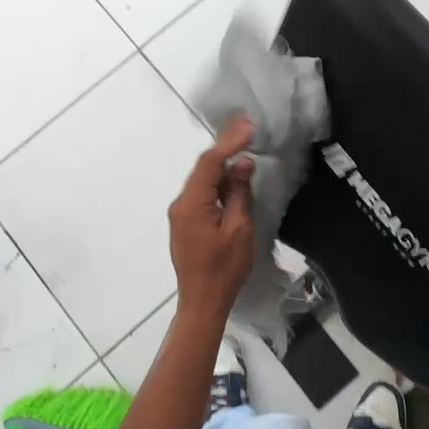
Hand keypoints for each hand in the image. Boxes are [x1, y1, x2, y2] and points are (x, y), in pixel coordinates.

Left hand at [168, 118, 256, 321]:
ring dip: (223, 164)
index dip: (229, 142)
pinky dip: (218, 182)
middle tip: (248, 127)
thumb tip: (242, 164)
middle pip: (203, 168)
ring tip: (245, 145)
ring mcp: (181, 214)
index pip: (210, 163)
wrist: (202, 303)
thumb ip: (239, 193)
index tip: (249, 125)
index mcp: (191, 204)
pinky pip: (202, 194)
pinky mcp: (186, 223)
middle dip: (225, 147)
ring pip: (203, 180)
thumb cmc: (224, 269)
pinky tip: (234, 177)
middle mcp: (180, 204)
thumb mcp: (239, 230)